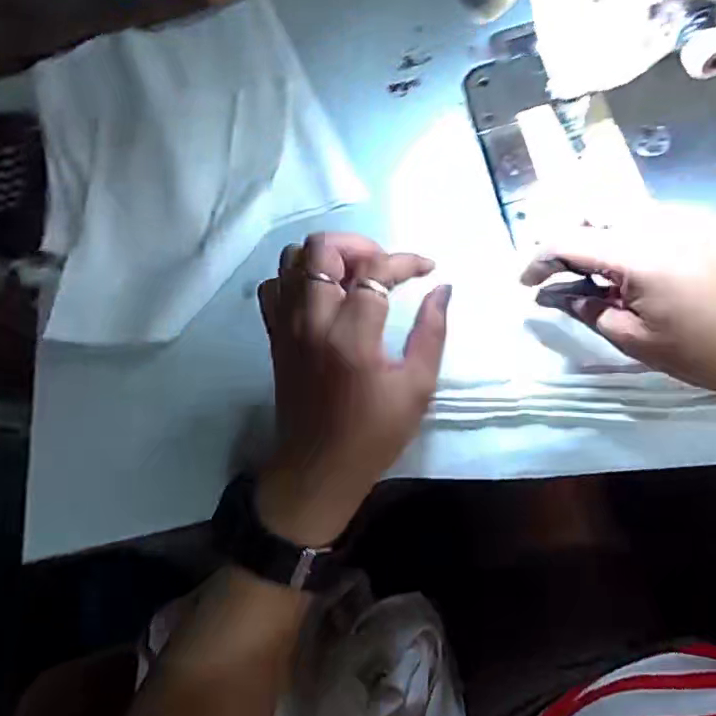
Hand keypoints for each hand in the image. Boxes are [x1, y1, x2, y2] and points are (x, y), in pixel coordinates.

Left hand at [256, 233, 450, 545]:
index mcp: (351, 337)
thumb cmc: (375, 434)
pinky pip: (274, 286)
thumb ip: (432, 332)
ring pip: (292, 260)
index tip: (428, 269)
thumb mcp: (418, 387)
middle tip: (385, 267)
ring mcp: (286, 327)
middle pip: (321, 249)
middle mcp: (311, 322)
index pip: (375, 270)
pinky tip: (325, 296)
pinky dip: (299, 278)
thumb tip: (441, 289)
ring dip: (328, 258)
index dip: (406, 261)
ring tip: (357, 278)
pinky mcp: (274, 336)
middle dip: (360, 246)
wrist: (318, 469)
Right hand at [520, 227, 715, 430]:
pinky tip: (637, 274)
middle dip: (567, 242)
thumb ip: (591, 309)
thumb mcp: (639, 341)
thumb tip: (557, 295)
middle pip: (593, 214)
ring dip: (599, 239)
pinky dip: (629, 240)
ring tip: (598, 281)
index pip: (567, 239)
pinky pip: (651, 222)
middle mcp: (655, 221)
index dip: (538, 260)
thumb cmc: (708, 352)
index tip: (526, 285)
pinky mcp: (705, 227)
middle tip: (561, 280)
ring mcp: (684, 220)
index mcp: (634, 251)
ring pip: (623, 215)